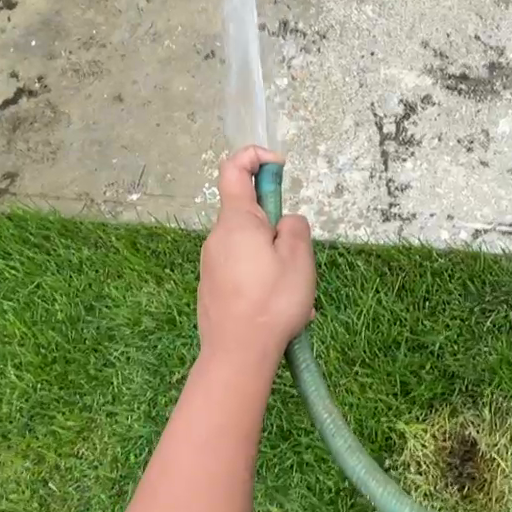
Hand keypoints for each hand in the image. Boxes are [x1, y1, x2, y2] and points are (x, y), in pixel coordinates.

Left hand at [196, 147, 314, 366]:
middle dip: (280, 231)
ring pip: (252, 249)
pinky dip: (266, 283)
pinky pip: (246, 273)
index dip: (257, 158)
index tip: (281, 168)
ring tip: (295, 296)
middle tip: (299, 261)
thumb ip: (294, 228)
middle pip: (250, 216)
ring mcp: (212, 264)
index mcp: (236, 222)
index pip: (234, 169)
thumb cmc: (272, 302)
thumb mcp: (299, 258)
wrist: (238, 353)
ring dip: (278, 263)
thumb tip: (285, 222)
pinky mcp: (213, 288)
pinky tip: (282, 311)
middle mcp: (218, 238)